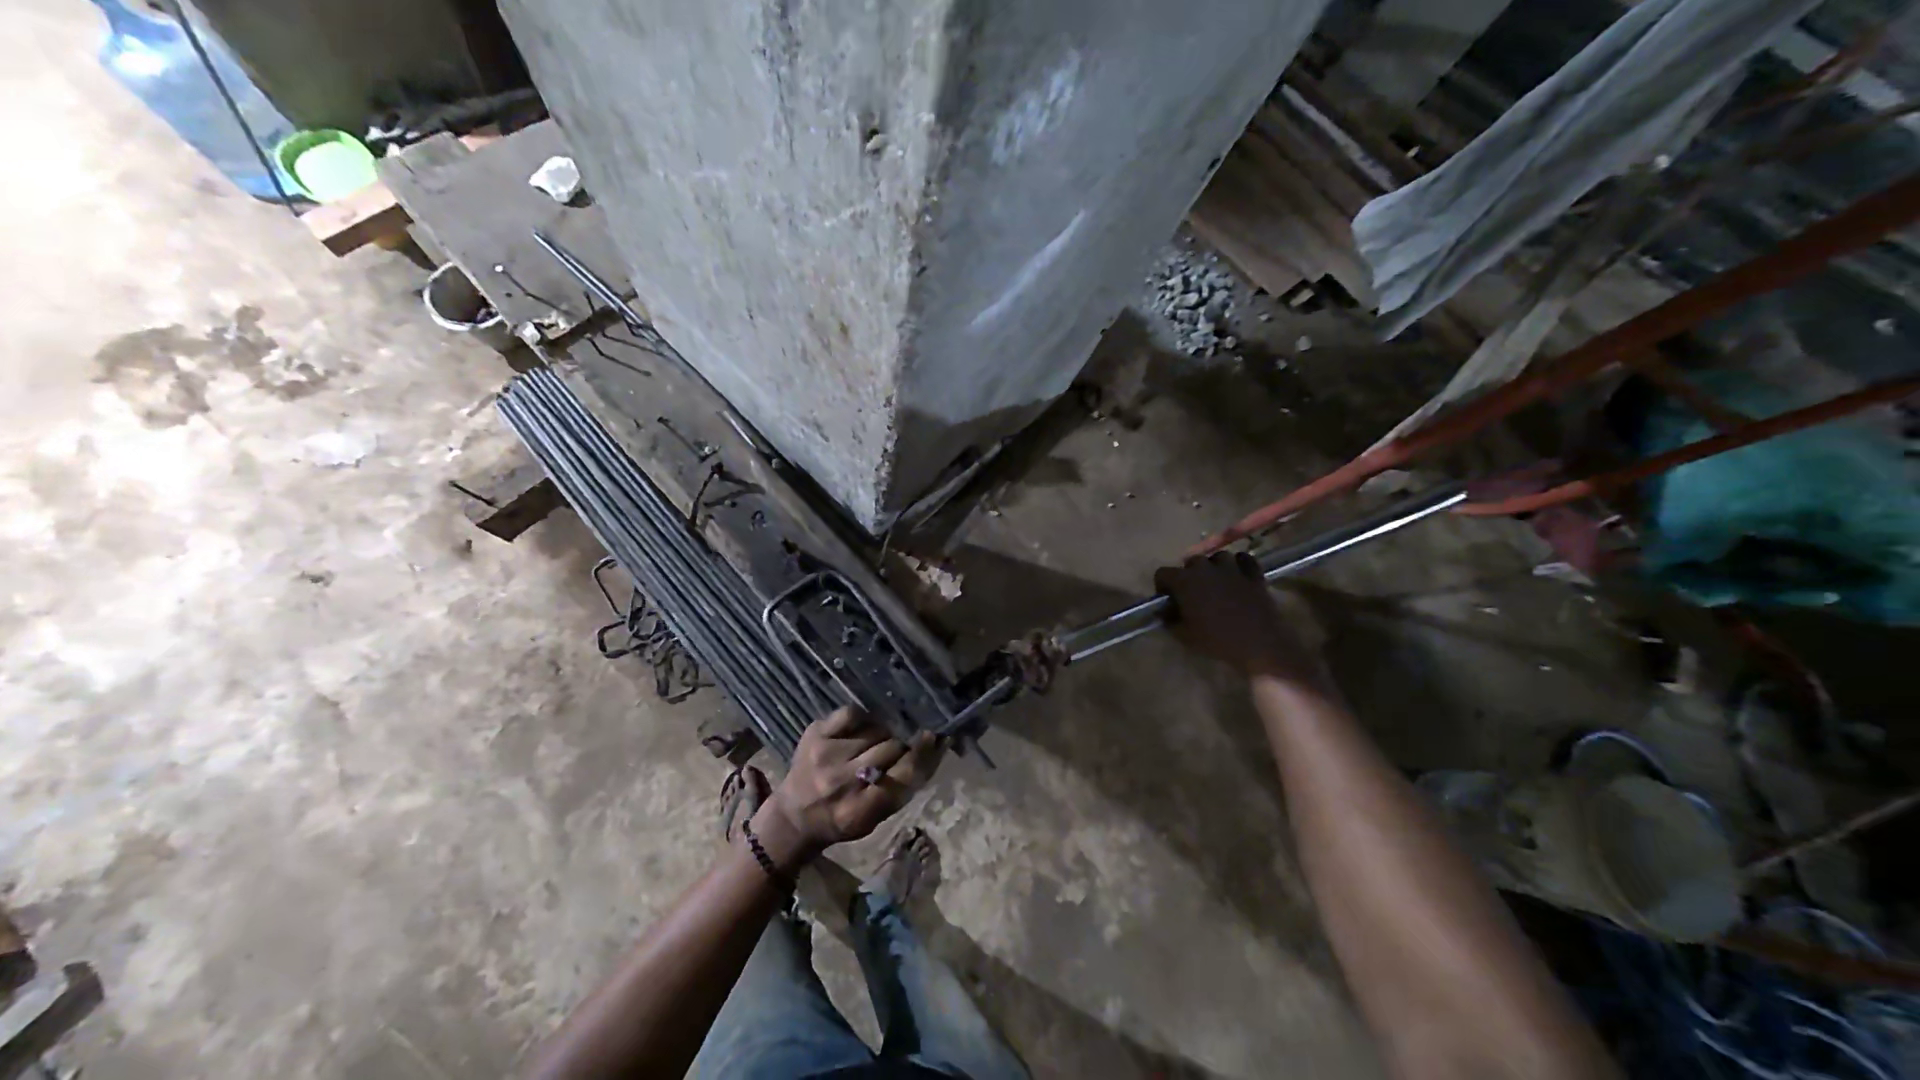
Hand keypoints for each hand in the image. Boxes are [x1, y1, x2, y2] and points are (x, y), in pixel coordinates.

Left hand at [753, 708, 942, 868]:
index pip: (904, 774)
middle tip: (894, 754)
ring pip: (876, 731)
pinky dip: (863, 719)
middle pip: (892, 747)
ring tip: (873, 746)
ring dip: (881, 736)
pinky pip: (852, 713)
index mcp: (860, 811)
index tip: (935, 739)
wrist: (793, 816)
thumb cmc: (842, 819)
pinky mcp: (815, 734)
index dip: (924, 754)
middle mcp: (841, 781)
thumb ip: (903, 787)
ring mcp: (825, 755)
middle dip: (900, 748)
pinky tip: (861, 730)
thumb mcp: (874, 818)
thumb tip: (936, 746)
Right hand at [1154, 552, 1328, 685]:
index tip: (1169, 599)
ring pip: (1217, 557)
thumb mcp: (1184, 635)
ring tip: (1217, 584)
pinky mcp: (1253, 572)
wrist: (1259, 644)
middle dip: (1189, 575)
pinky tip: (1238, 577)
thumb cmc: (1216, 640)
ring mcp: (1231, 567)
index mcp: (1185, 581)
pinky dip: (1239, 565)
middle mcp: (1206, 567)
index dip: (1163, 585)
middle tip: (1194, 594)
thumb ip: (1169, 619)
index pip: (1163, 573)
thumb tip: (1163, 611)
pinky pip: (1243, 559)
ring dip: (1214, 568)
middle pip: (1191, 562)